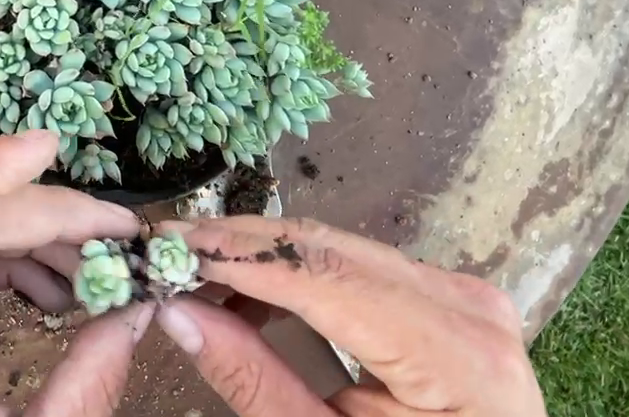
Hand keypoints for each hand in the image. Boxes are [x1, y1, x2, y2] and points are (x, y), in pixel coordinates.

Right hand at [152, 217, 545, 416]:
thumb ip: (255, 383)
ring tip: (192, 268)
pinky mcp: (440, 292)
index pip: (326, 278)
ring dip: (256, 253)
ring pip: (331, 247)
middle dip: (238, 244)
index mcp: (458, 358)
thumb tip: (176, 312)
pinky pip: (348, 263)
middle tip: (166, 244)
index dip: (243, 257)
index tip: (171, 245)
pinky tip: (243, 292)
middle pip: (326, 250)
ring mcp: (456, 291)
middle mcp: (462, 304)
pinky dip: (290, 271)